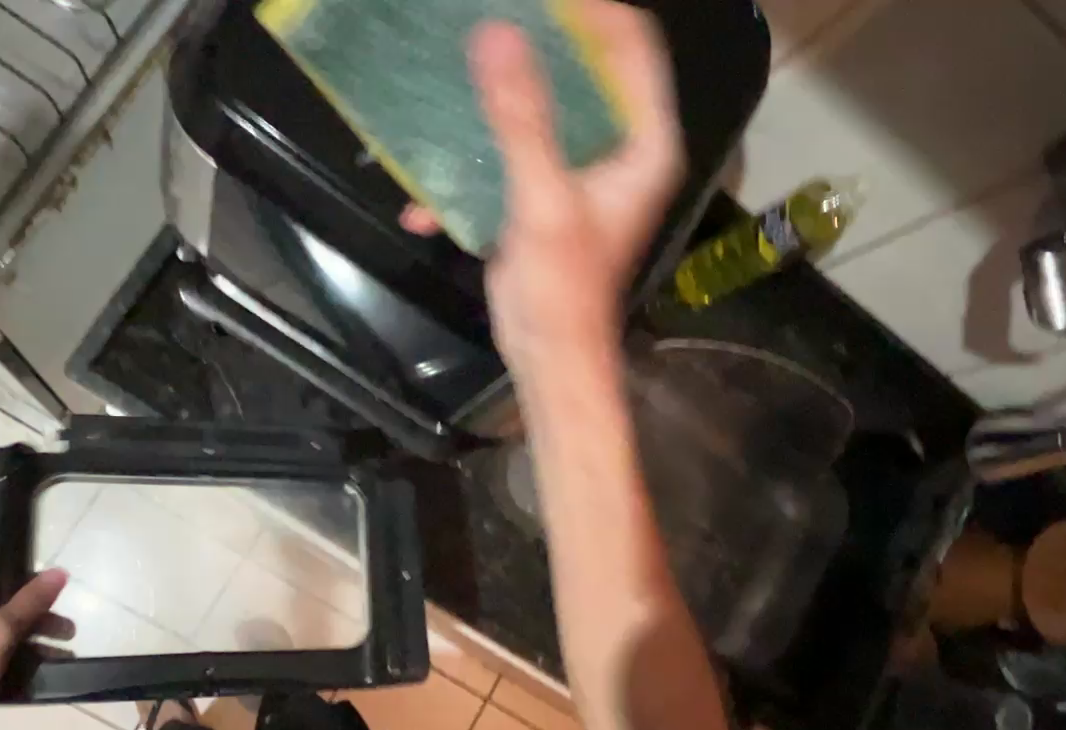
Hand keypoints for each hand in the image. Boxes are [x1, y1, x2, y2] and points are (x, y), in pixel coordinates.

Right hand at [403, 0, 683, 384]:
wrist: (547, 357)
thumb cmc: (563, 290)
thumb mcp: (544, 202)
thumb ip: (523, 121)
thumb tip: (496, 36)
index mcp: (640, 145)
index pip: (629, 48)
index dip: (589, 14)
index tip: (534, 6)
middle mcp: (613, 151)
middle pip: (578, 74)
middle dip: (528, 54)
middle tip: (480, 32)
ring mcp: (574, 175)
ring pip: (536, 114)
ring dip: (487, 110)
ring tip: (443, 95)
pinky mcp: (538, 200)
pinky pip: (504, 163)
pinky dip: (467, 176)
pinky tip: (425, 199)